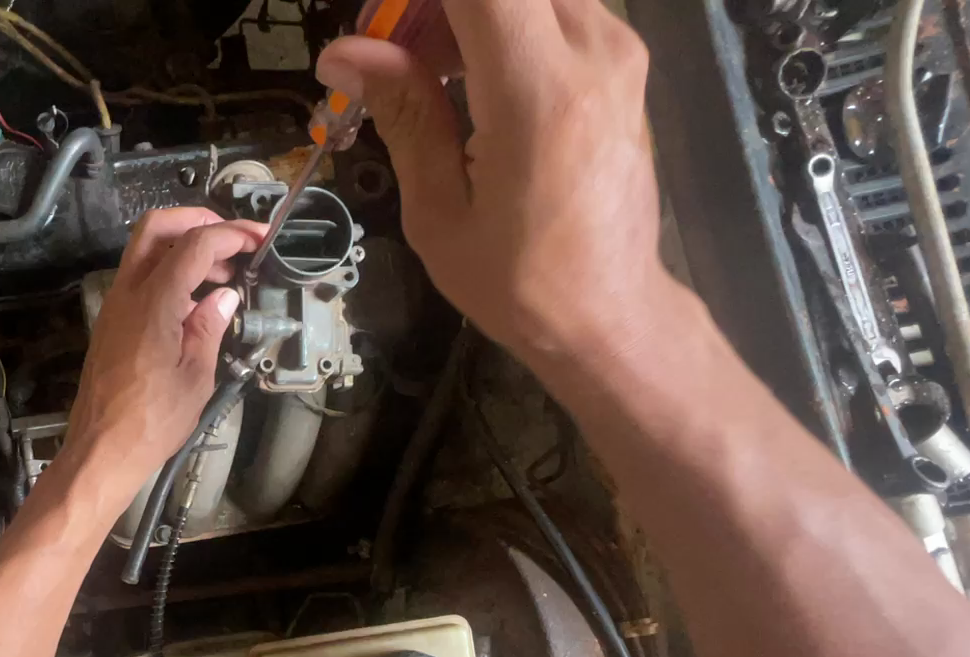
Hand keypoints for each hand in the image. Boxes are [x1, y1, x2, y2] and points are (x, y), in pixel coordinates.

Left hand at [59, 207, 261, 488]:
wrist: (102, 451)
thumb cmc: (151, 423)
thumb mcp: (195, 377)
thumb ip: (210, 328)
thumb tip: (224, 297)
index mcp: (153, 303)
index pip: (194, 246)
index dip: (231, 235)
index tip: (258, 238)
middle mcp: (127, 295)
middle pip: (156, 228)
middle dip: (197, 221)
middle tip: (233, 240)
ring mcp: (114, 308)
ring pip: (144, 252)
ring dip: (183, 248)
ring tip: (222, 276)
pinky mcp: (111, 325)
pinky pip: (139, 281)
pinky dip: (168, 275)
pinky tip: (195, 302)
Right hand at [316, 0, 673, 364]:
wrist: (604, 313)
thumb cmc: (513, 283)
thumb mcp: (438, 214)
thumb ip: (404, 117)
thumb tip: (346, 54)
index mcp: (540, 93)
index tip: (376, 36)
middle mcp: (593, 49)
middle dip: (433, 5)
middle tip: (387, 58)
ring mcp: (618, 49)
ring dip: (464, 15)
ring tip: (421, 78)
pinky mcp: (623, 62)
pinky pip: (551, 10)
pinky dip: (498, 28)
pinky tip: (466, 86)